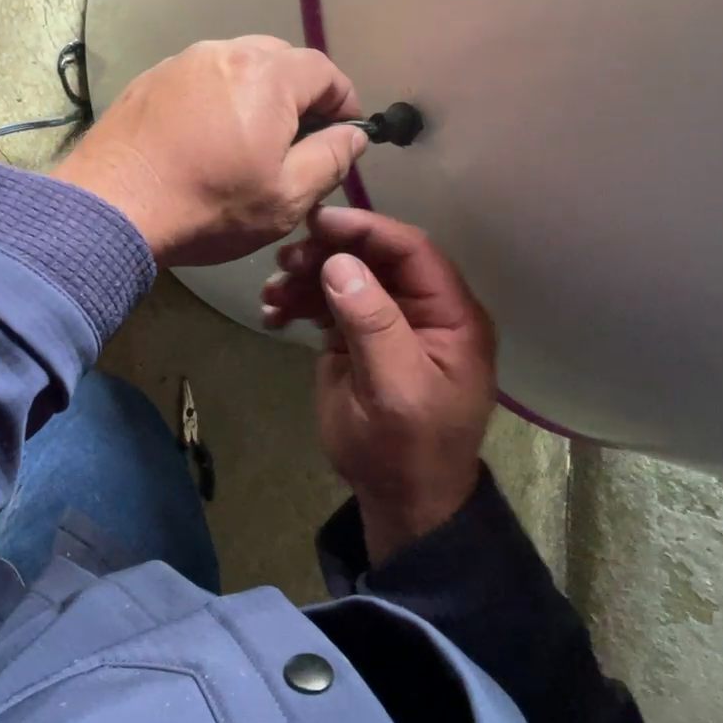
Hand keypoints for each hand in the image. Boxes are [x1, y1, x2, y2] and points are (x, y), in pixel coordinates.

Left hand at [52, 37, 369, 266]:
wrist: (109, 209)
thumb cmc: (206, 208)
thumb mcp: (285, 197)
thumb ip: (330, 160)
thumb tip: (353, 134)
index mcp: (267, 76)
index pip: (324, 71)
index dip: (343, 101)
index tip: (345, 132)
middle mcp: (224, 52)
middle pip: (280, 61)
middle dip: (299, 95)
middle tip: (296, 141)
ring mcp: (180, 63)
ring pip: (236, 67)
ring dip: (254, 95)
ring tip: (247, 142)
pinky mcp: (148, 81)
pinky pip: (198, 81)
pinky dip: (214, 101)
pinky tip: (203, 140)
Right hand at [261, 207, 498, 563]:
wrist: (400, 499)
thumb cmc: (406, 450)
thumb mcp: (394, 389)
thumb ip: (372, 324)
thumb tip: (339, 263)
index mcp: (451, 316)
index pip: (412, 252)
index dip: (367, 230)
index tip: (318, 222)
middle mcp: (422, 311)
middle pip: (375, 260)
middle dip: (328, 254)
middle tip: (284, 261)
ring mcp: (388, 325)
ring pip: (346, 280)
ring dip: (306, 279)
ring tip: (272, 293)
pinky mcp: (358, 342)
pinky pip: (329, 307)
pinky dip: (299, 304)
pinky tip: (272, 314)